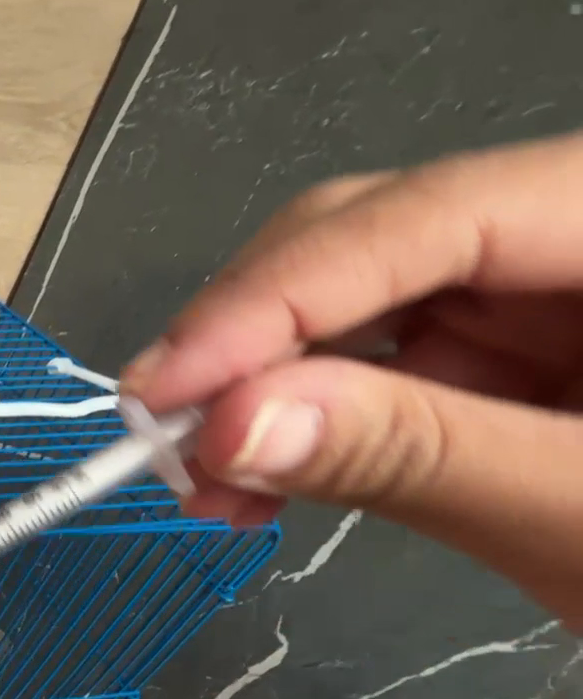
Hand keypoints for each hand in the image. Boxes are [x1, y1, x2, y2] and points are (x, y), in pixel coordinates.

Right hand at [121, 130, 582, 626]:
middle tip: (164, 431)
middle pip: (363, 240)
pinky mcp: (483, 350)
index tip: (158, 389)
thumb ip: (418, 456)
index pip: (433, 218)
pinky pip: (345, 363)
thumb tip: (230, 428)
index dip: (273, 297)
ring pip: (333, 303)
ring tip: (202, 479)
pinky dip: (277, 423)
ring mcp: (529, 292)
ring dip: (242, 391)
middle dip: (243, 341)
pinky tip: (249, 480)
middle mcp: (577, 235)